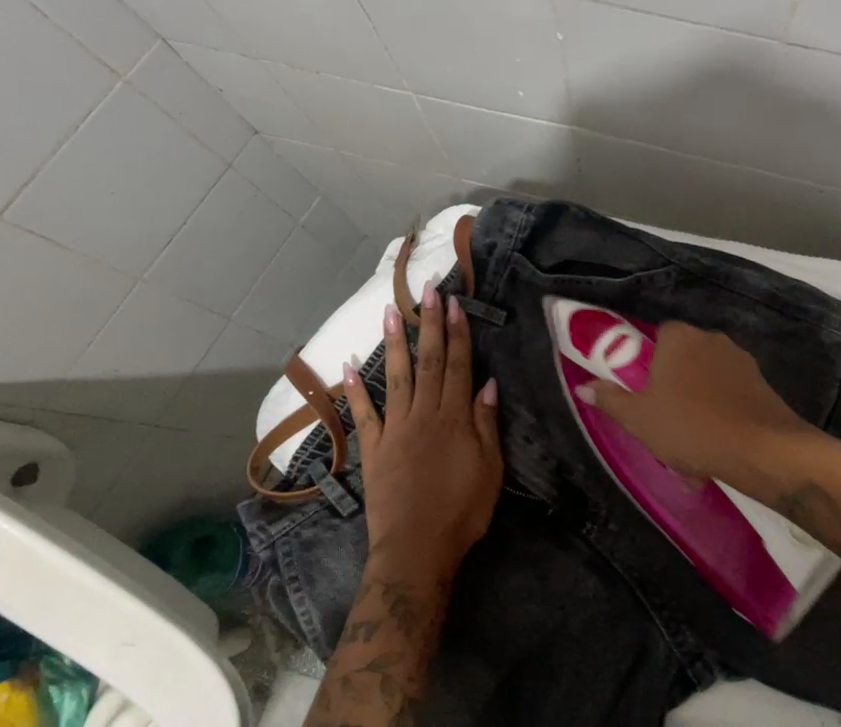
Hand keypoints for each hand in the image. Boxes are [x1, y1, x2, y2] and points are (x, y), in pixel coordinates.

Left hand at [341, 286, 502, 582]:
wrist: (416, 549)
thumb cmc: (462, 511)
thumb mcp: (490, 470)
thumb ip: (486, 425)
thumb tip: (487, 383)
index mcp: (455, 419)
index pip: (458, 366)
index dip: (457, 333)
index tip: (454, 303)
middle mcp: (423, 415)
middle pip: (429, 362)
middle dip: (428, 324)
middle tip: (426, 290)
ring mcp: (395, 429)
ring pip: (396, 377)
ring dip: (394, 343)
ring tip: (391, 311)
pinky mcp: (374, 448)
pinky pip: (364, 413)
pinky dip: (356, 389)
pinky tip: (350, 365)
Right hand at [577, 321, 813, 482]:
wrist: (760, 448)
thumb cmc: (690, 426)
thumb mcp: (639, 418)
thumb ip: (610, 399)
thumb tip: (584, 386)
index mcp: (679, 337)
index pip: (656, 338)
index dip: (647, 368)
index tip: (643, 397)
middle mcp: (710, 338)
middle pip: (682, 363)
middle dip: (673, 396)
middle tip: (663, 432)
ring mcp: (739, 359)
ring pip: (705, 385)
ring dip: (696, 413)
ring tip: (690, 456)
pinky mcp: (760, 383)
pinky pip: (729, 399)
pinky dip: (720, 420)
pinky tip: (715, 454)